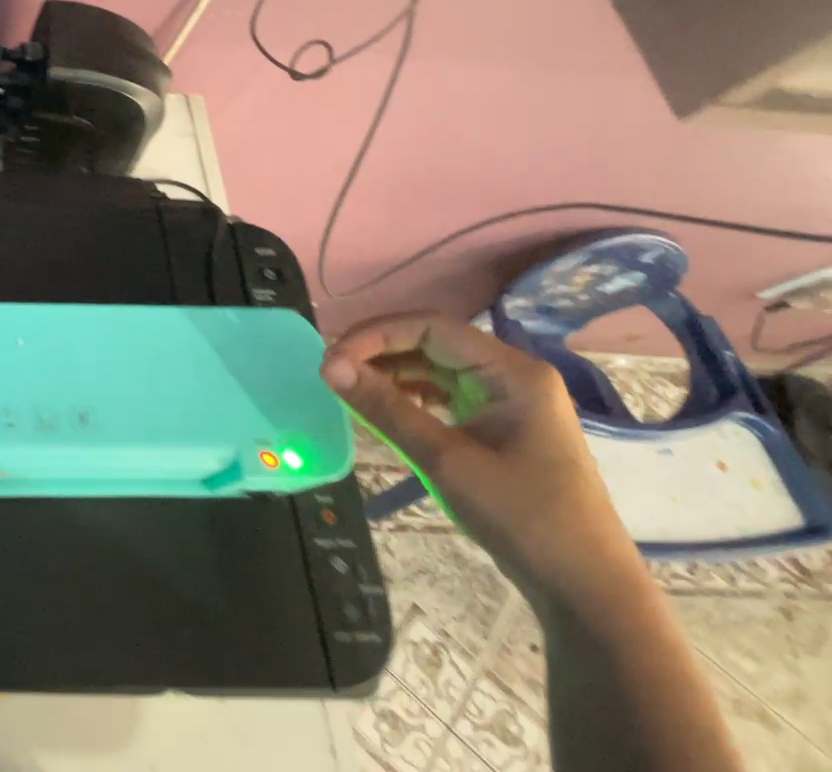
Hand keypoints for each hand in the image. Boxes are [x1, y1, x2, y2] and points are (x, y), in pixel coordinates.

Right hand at [320, 312, 645, 610]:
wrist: (582, 584)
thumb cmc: (521, 516)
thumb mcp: (444, 460)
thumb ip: (385, 408)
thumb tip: (329, 367)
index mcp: (512, 372)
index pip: (430, 327)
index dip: (374, 336)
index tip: (331, 362)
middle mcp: (510, 375)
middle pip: (430, 342)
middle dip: (376, 352)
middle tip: (329, 374)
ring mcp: (504, 400)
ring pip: (432, 367)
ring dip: (387, 373)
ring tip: (345, 390)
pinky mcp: (495, 424)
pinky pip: (440, 394)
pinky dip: (405, 396)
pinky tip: (378, 409)